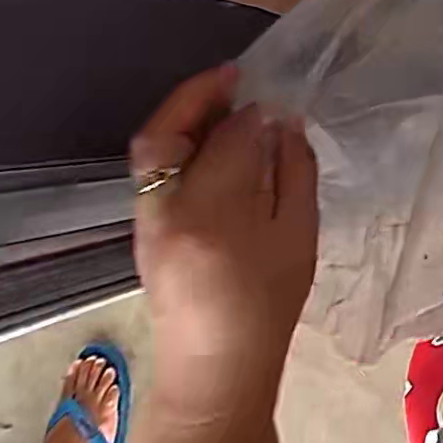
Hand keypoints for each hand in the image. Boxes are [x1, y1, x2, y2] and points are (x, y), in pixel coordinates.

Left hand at [130, 65, 316, 410]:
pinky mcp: (142, 228)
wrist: (215, 367)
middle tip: (233, 74)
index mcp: (215, 215)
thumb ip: (295, 171)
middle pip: (166, 135)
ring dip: (183, 112)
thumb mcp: (299, 235)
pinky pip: (154, 167)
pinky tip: (209, 136)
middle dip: (197, 94)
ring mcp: (147, 220)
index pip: (230, 140)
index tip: (275, 102)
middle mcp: (168, 212)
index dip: (254, 114)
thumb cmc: (269, 302)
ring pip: (151, 148)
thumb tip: (285, 122)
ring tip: (221, 96)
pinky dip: (178, 138)